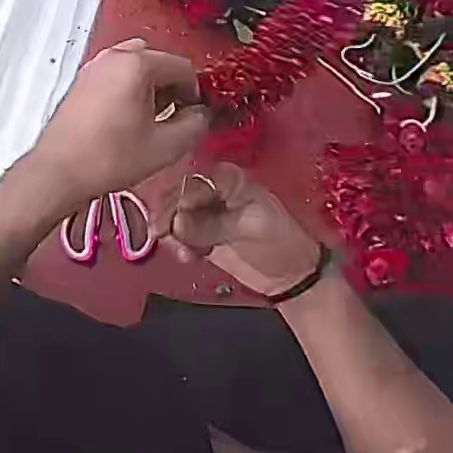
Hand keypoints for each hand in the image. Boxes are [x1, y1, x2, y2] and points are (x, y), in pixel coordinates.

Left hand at [24, 38, 208, 209]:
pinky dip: (129, 87)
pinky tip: (128, 118)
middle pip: (158, 61)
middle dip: (172, 86)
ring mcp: (95, 66)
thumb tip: (200, 115)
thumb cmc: (109, 158)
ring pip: (136, 65)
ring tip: (151, 117)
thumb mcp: (165, 146)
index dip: (194, 92)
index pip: (182, 67)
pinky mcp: (82, 80)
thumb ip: (194, 125)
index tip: (193, 115)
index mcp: (137, 64)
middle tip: (174, 115)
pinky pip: (116, 73)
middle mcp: (115, 56)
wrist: (59, 172)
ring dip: (151, 85)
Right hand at [162, 164, 326, 298]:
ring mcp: (205, 212)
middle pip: (177, 196)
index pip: (192, 181)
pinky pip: (178, 235)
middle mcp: (212, 190)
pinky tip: (190, 257)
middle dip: (168, 217)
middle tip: (160, 236)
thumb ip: (212, 224)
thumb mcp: (251, 228)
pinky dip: (179, 246)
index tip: (166, 220)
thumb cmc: (280, 242)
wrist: (291, 275)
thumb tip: (177, 224)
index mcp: (228, 178)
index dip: (176, 199)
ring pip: (173, 216)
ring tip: (186, 253)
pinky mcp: (200, 234)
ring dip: (173, 234)